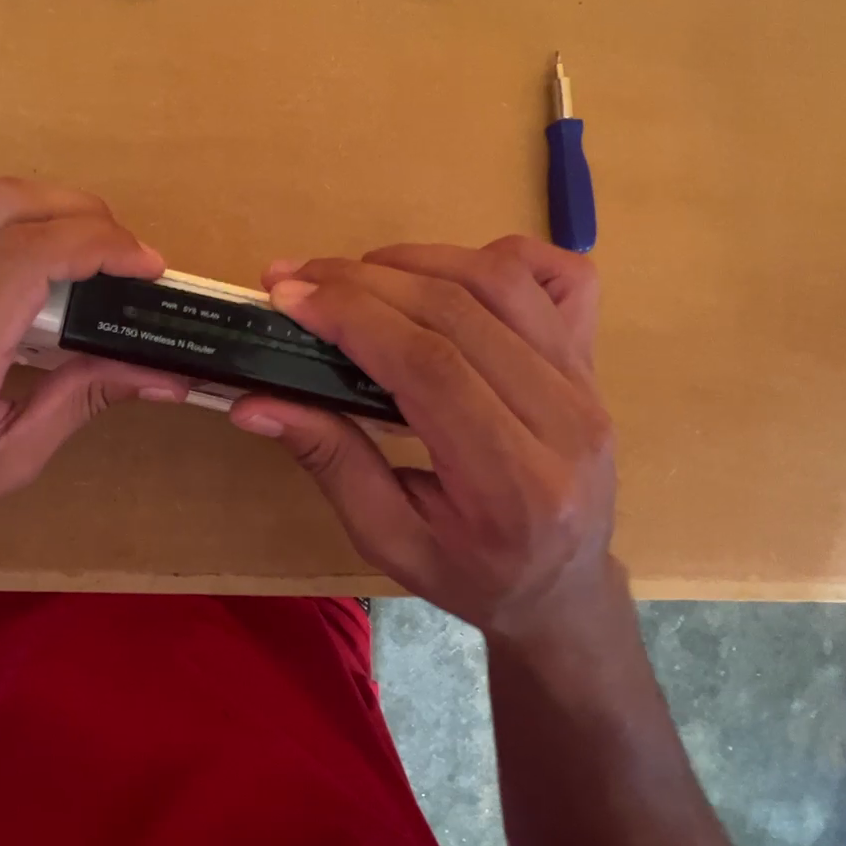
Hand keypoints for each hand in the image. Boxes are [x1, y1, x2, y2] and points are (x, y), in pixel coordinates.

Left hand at [0, 177, 187, 591]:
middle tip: (121, 247)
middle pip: (0, 206)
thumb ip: (84, 400)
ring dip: (35, 198)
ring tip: (79, 235)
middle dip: (78, 210)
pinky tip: (24, 241)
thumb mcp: (12, 461)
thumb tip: (163, 375)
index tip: (145, 265)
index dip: (98, 246)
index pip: (27, 261)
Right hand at [227, 237, 613, 643]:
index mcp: (513, 481)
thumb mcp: (386, 537)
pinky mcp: (592, 359)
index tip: (288, 295)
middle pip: (459, 310)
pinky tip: (442, 275)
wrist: (563, 588)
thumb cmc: (470, 574)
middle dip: (362, 282)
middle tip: (295, 278)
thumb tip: (252, 402)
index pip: (430, 365)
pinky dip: (494, 257)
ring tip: (349, 275)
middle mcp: (565, 420)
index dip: (354, 317)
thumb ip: (329, 461)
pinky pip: (557, 275)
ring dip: (412, 261)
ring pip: (501, 280)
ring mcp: (589, 382)